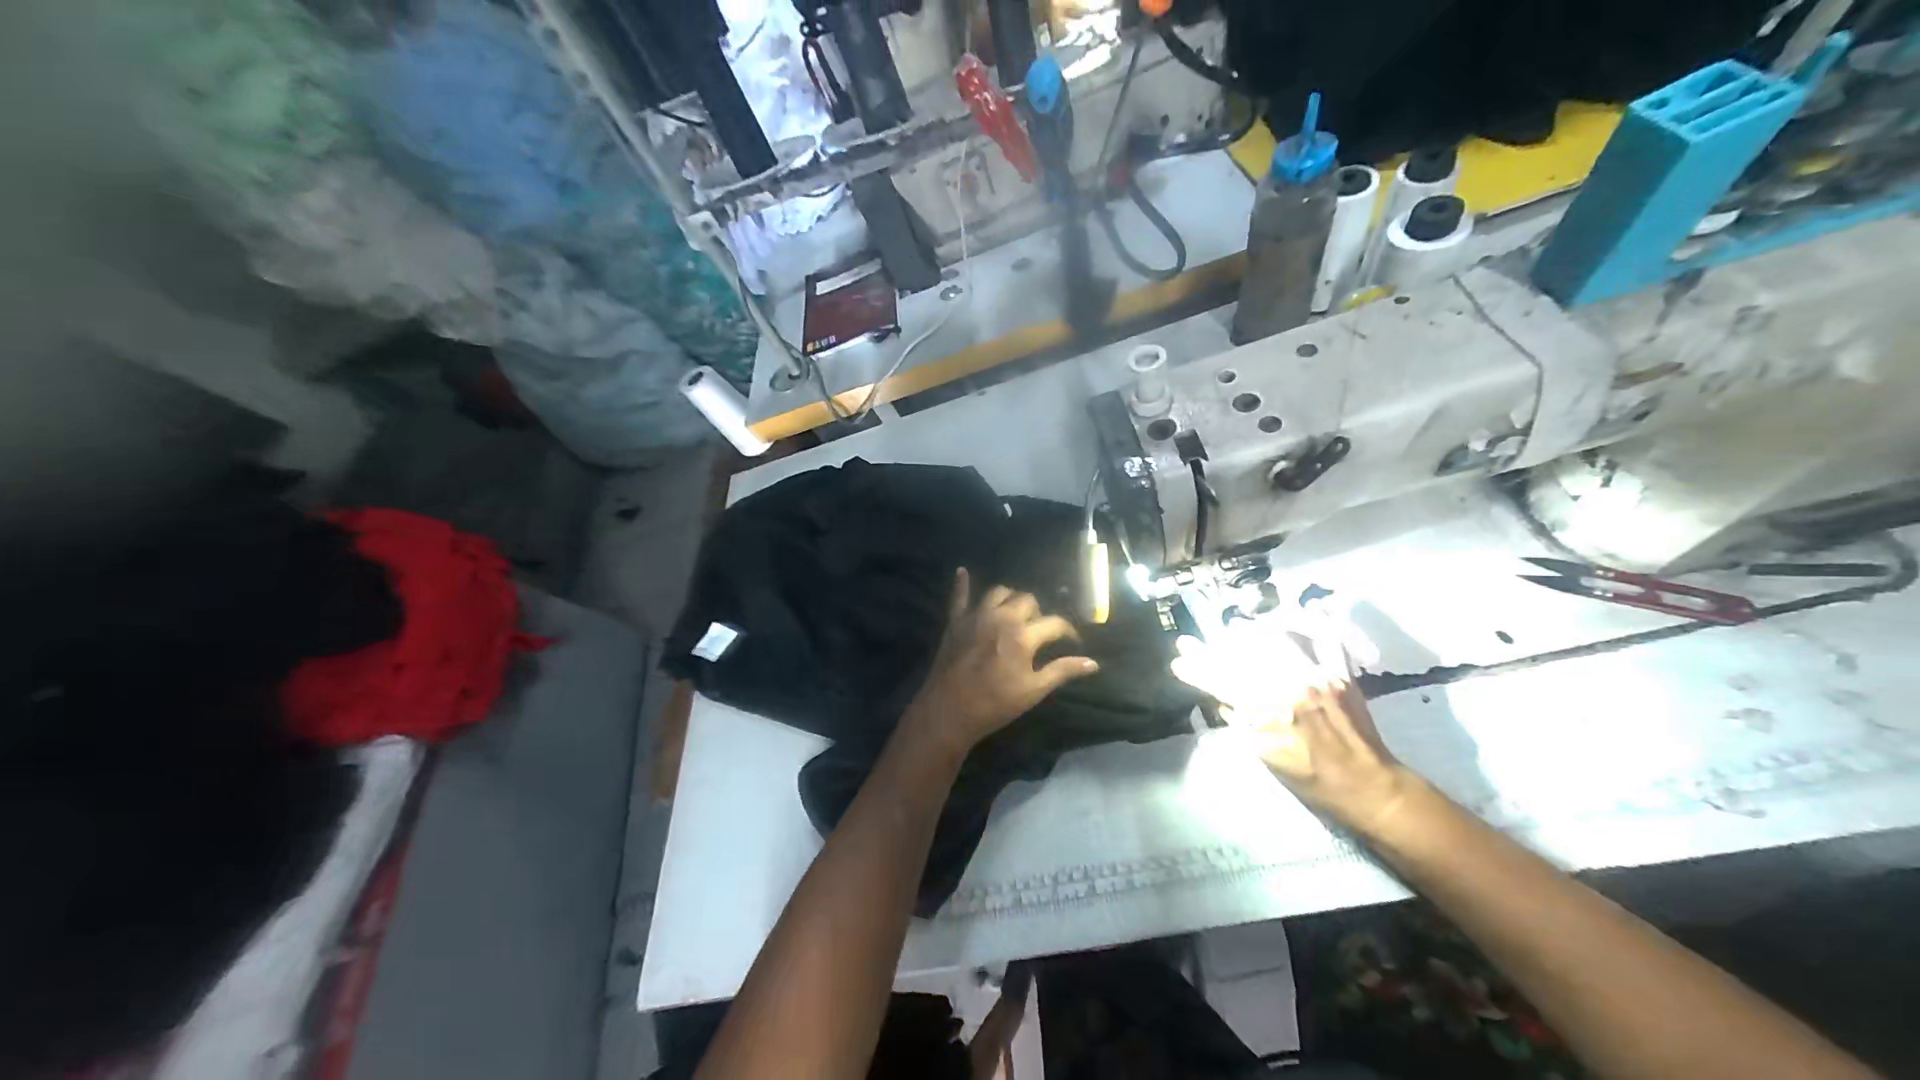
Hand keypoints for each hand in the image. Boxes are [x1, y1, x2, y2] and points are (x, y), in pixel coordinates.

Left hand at [904, 568, 1099, 757]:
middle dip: (1038, 612)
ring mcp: (976, 616)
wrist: (948, 711)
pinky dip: (962, 583)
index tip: (1073, 642)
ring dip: (1011, 598)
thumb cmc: (994, 704)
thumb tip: (1093, 663)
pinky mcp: (955, 622)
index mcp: (1023, 635)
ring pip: (998, 592)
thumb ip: (1062, 671)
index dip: (1068, 632)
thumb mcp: (1033, 690)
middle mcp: (1001, 617)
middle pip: (1027, 600)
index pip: (1055, 623)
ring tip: (1014, 612)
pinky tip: (962, 572)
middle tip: (1039, 630)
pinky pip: (959, 596)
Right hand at [1171, 609, 1416, 835]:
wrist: (1369, 785)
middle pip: (1240, 657)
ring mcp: (1318, 675)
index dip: (1196, 670)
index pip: (1221, 682)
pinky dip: (1310, 623)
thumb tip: (1223, 700)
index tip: (1178, 661)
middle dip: (1210, 649)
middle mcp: (1291, 686)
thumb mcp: (1266, 757)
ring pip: (1273, 641)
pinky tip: (1293, 615)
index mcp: (1270, 713)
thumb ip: (1242, 723)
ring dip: (1245, 634)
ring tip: (1229, 630)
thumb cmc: (1312, 780)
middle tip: (1188, 643)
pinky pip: (1324, 638)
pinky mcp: (1340, 673)